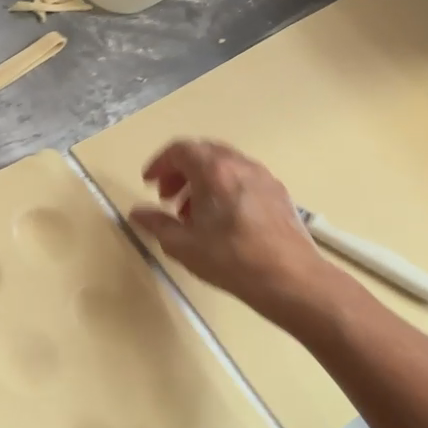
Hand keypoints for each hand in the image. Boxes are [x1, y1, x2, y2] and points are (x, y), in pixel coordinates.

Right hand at [127, 139, 341, 322]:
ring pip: (225, 165)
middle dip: (180, 170)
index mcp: (214, 172)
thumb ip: (155, 223)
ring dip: (201, 180)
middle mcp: (241, 166)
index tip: (149, 183)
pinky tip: (219, 219)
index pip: (181, 149)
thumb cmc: (229, 259)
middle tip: (167, 197)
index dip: (160, 163)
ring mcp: (264, 178)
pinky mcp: (278, 194)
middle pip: (204, 152)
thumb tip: (137, 212)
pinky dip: (223, 187)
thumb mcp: (181, 244)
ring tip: (191, 212)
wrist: (290, 278)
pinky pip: (243, 178)